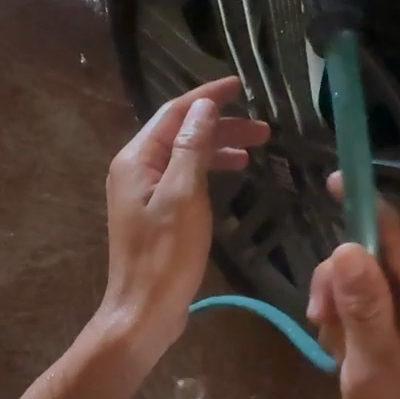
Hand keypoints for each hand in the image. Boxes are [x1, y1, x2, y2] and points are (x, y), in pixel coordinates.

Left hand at [97, 77, 269, 357]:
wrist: (144, 311)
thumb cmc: (164, 256)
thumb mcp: (183, 196)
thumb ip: (192, 147)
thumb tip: (203, 106)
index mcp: (136, 160)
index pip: (174, 112)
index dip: (208, 96)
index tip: (242, 86)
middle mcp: (135, 170)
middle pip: (181, 132)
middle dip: (221, 125)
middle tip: (264, 130)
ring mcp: (144, 193)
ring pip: (185, 157)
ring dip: (218, 148)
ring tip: (256, 150)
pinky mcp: (155, 214)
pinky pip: (185, 179)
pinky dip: (209, 171)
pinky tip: (233, 175)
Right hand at [307, 172, 399, 398]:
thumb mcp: (373, 371)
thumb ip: (363, 311)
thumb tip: (346, 251)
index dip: (368, 211)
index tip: (335, 182)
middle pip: (381, 253)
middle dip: (341, 279)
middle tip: (320, 317)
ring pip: (371, 270)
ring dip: (341, 298)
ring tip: (335, 341)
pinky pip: (375, 288)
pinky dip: (351, 308)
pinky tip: (347, 341)